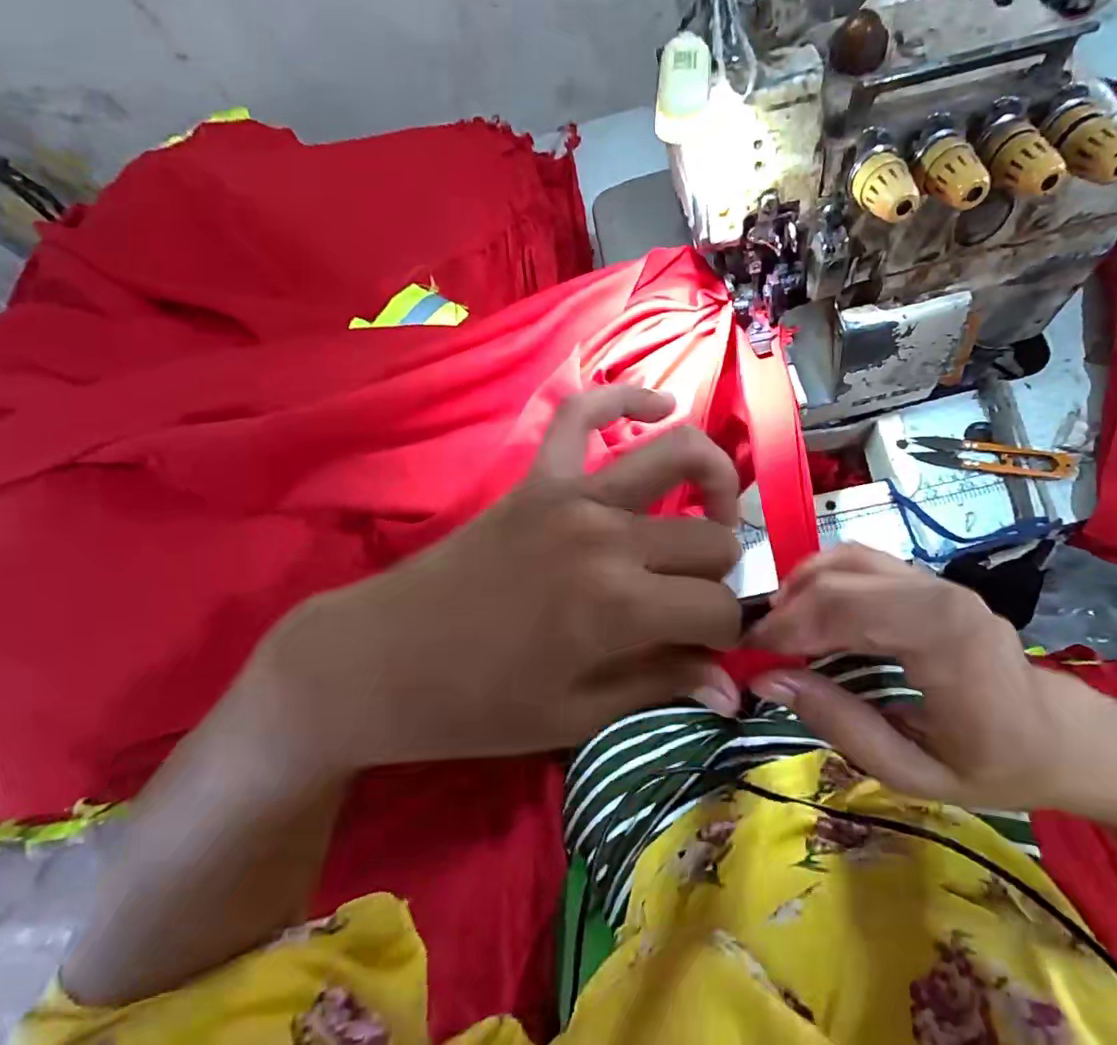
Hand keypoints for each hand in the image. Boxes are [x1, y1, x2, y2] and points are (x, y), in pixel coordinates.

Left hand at [237, 385, 744, 771]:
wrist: (381, 662)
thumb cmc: (477, 706)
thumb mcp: (576, 717)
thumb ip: (661, 687)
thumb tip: (735, 687)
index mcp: (621, 605)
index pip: (718, 609)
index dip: (727, 636)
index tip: (710, 655)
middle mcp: (608, 535)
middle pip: (711, 541)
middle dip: (719, 580)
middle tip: (695, 610)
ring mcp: (572, 495)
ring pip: (678, 456)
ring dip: (715, 482)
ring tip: (715, 514)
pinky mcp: (539, 478)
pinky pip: (584, 413)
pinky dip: (626, 399)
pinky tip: (659, 406)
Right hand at [748, 546, 1116, 895]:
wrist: (1062, 738)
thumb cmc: (993, 765)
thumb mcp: (913, 772)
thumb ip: (841, 724)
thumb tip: (769, 680)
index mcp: (944, 639)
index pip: (847, 607)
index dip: (789, 624)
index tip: (749, 654)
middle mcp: (941, 594)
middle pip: (842, 576)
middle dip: (788, 605)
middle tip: (755, 646)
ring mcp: (938, 583)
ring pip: (850, 559)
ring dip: (802, 586)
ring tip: (776, 628)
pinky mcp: (930, 583)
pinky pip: (866, 564)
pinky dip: (826, 580)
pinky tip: (808, 611)